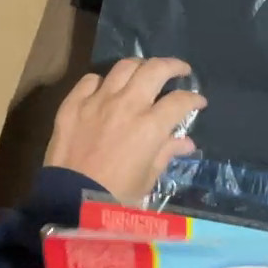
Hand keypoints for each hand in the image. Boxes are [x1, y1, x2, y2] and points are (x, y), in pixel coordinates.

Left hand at [45, 57, 205, 202]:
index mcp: (150, 126)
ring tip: (144, 72)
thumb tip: (185, 142)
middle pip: (155, 69)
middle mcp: (126, 105)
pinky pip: (90, 80)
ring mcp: (97, 101)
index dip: (193, 98)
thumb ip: (166, 153)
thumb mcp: (147, 178)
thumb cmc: (116, 196)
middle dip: (173, 66)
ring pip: (123, 67)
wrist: (69, 201)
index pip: (179, 100)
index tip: (198, 101)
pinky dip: (102, 81)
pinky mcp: (73, 104)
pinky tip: (106, 89)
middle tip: (180, 70)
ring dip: (139, 67)